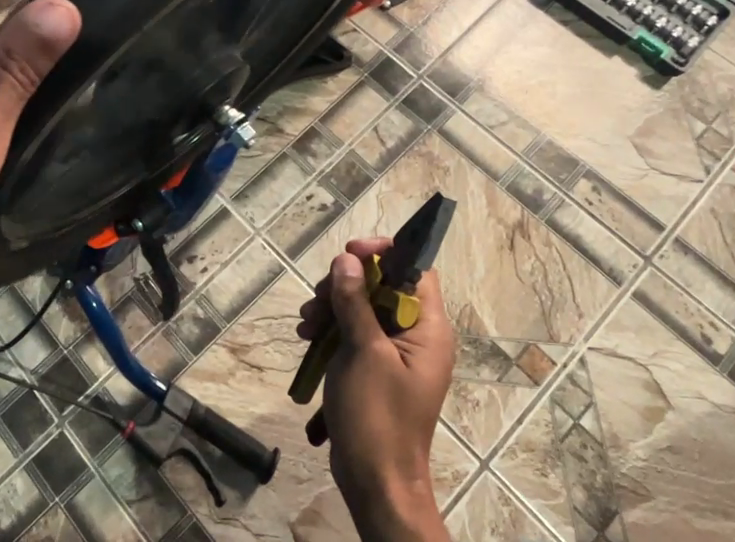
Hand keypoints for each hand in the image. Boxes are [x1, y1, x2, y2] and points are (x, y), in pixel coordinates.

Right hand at [296, 237, 454, 541]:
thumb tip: (347, 259)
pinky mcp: (375, 369)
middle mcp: (417, 337)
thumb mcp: (363, 352)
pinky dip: (331, 329)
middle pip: (382, 286)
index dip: (384, 253)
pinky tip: (308, 339)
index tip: (349, 252)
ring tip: (306, 326)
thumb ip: (355, 302)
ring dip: (331, 307)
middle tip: (316, 301)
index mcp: (429, 330)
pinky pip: (354, 333)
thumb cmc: (377, 416)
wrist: (376, 481)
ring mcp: (395, 354)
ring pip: (362, 307)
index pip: (415, 270)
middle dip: (345, 285)